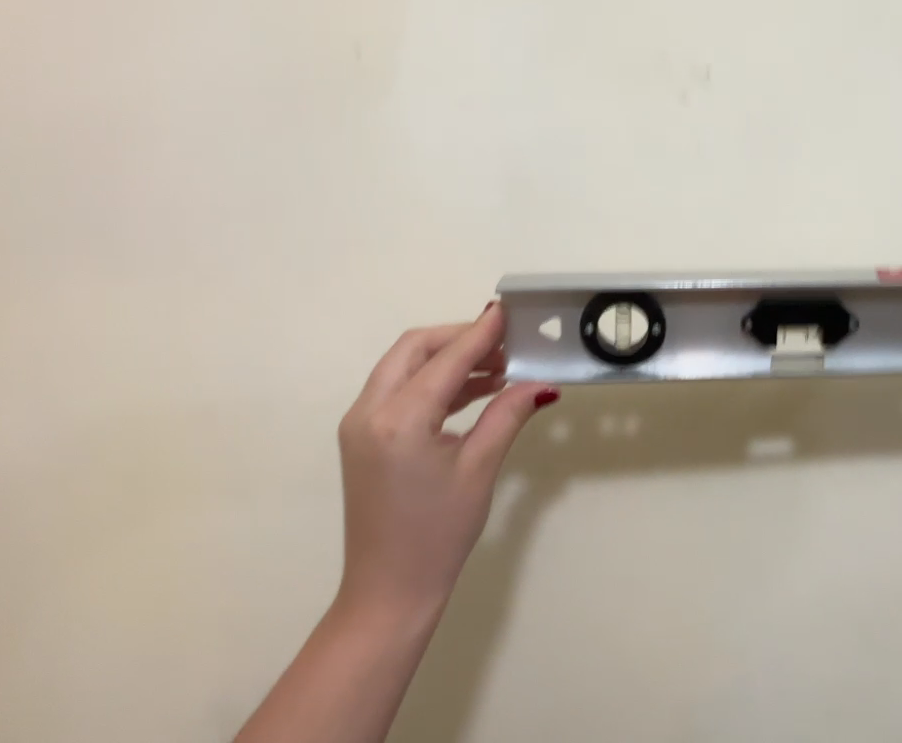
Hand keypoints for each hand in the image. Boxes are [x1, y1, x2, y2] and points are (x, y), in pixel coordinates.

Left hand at [335, 304, 557, 615]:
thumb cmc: (438, 534)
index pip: (447, 358)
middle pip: (415, 348)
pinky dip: (433, 381)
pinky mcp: (363, 436)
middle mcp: (369, 410)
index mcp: (400, 419)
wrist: (388, 591)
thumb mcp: (480, 470)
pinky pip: (398, 389)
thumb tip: (541, 384)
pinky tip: (474, 389)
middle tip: (505, 342)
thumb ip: (507, 415)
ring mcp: (360, 423)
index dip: (481, 333)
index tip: (510, 311)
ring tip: (498, 366)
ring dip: (447, 359)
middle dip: (460, 338)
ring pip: (404, 366)